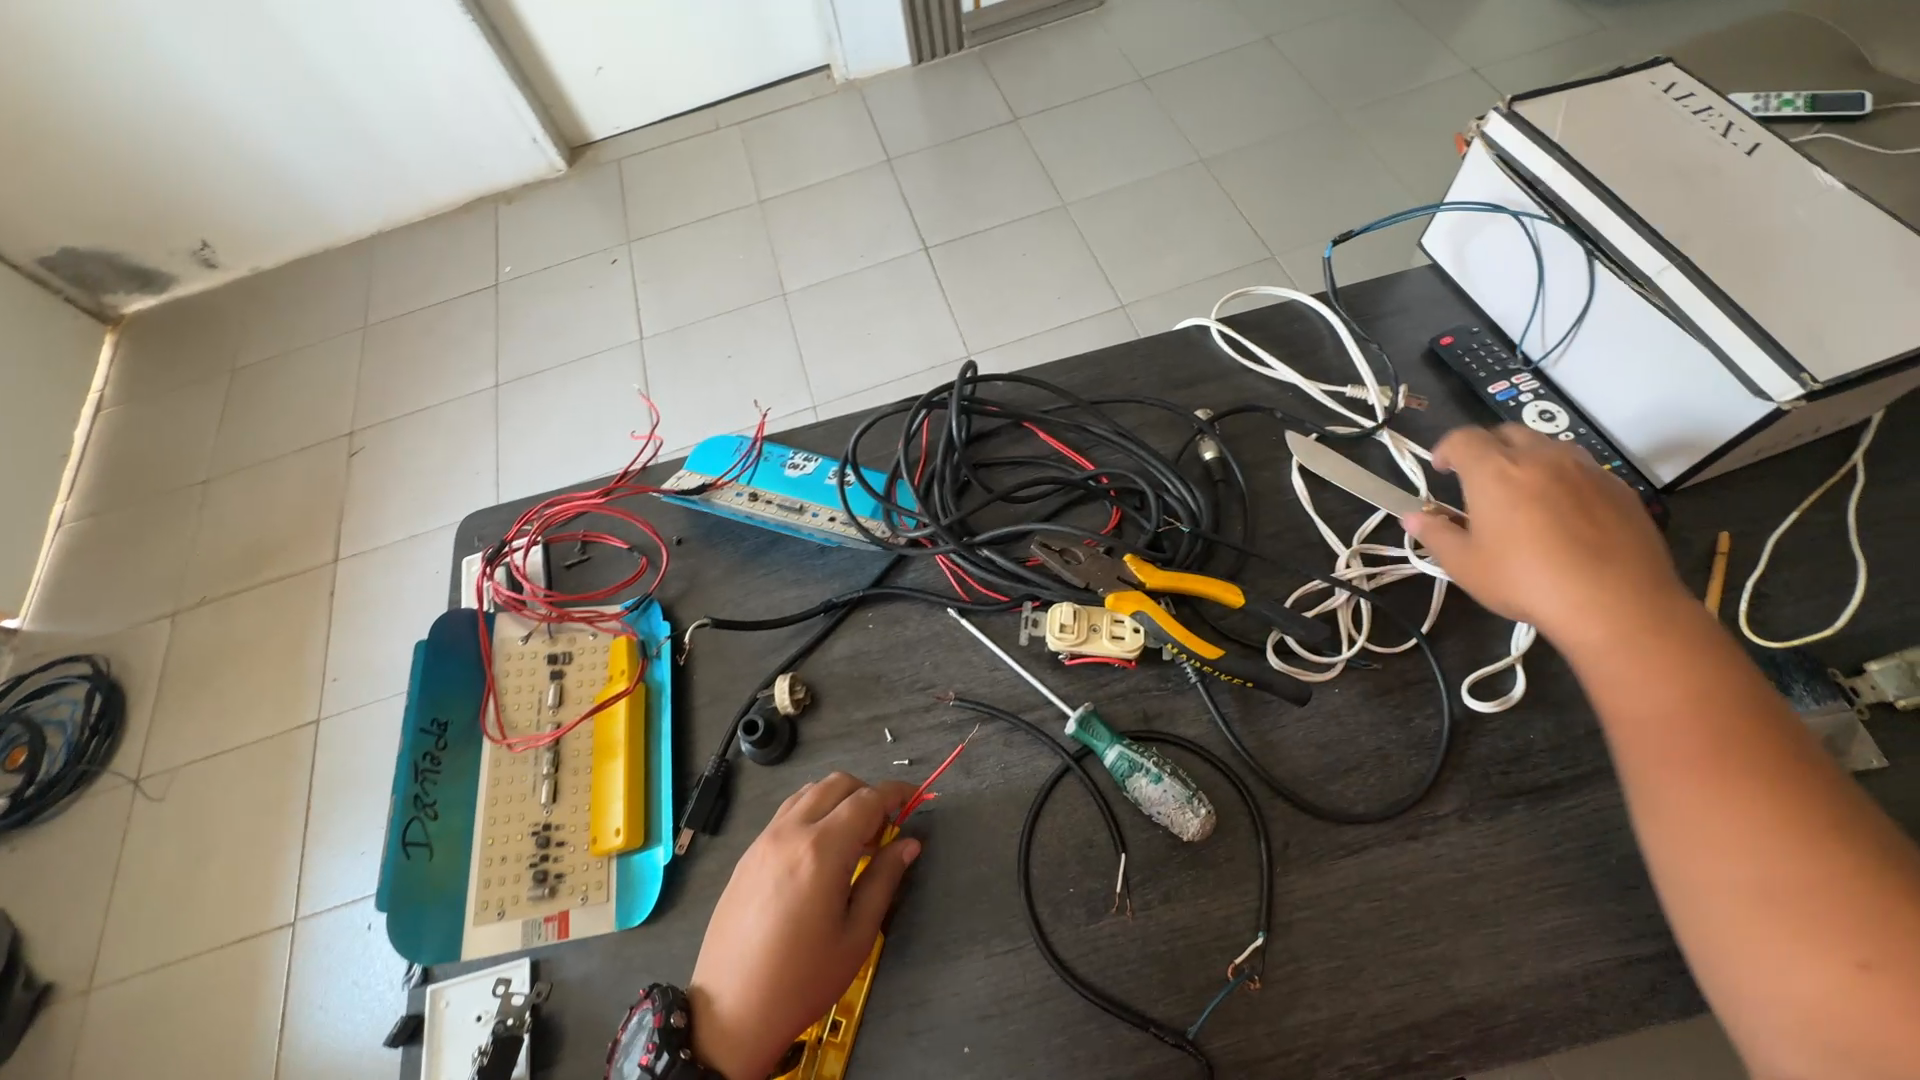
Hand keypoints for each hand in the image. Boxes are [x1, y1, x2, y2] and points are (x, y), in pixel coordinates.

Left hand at [689, 773, 920, 1079]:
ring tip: (854, 839)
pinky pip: (787, 812)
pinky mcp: (748, 853)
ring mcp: (764, 839)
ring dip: (838, 799)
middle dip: (868, 793)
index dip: (896, 793)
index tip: (915, 800)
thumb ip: (884, 880)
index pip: (868, 799)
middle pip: (837, 783)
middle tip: (884, 829)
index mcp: (822, 850)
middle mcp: (791, 832)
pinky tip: (821, 851)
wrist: (731, 1009)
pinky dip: (813, 812)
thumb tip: (909, 844)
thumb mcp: (857, 935)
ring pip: (809, 792)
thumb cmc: (803, 979)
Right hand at [1403, 424, 1689, 648]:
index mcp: (1495, 471)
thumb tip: (1412, 516)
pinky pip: (1581, 469)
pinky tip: (1563, 514)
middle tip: (1479, 479)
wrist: (1615, 603)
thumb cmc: (1525, 581)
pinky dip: (1562, 479)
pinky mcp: (1618, 488)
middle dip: (1487, 448)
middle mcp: (1540, 458)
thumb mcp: (1464, 564)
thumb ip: (1435, 534)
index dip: (1446, 449)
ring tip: (1522, 493)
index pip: (1463, 438)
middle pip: (1507, 433)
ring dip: (1527, 459)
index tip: (1441, 469)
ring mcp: (1585, 469)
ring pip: (1548, 447)